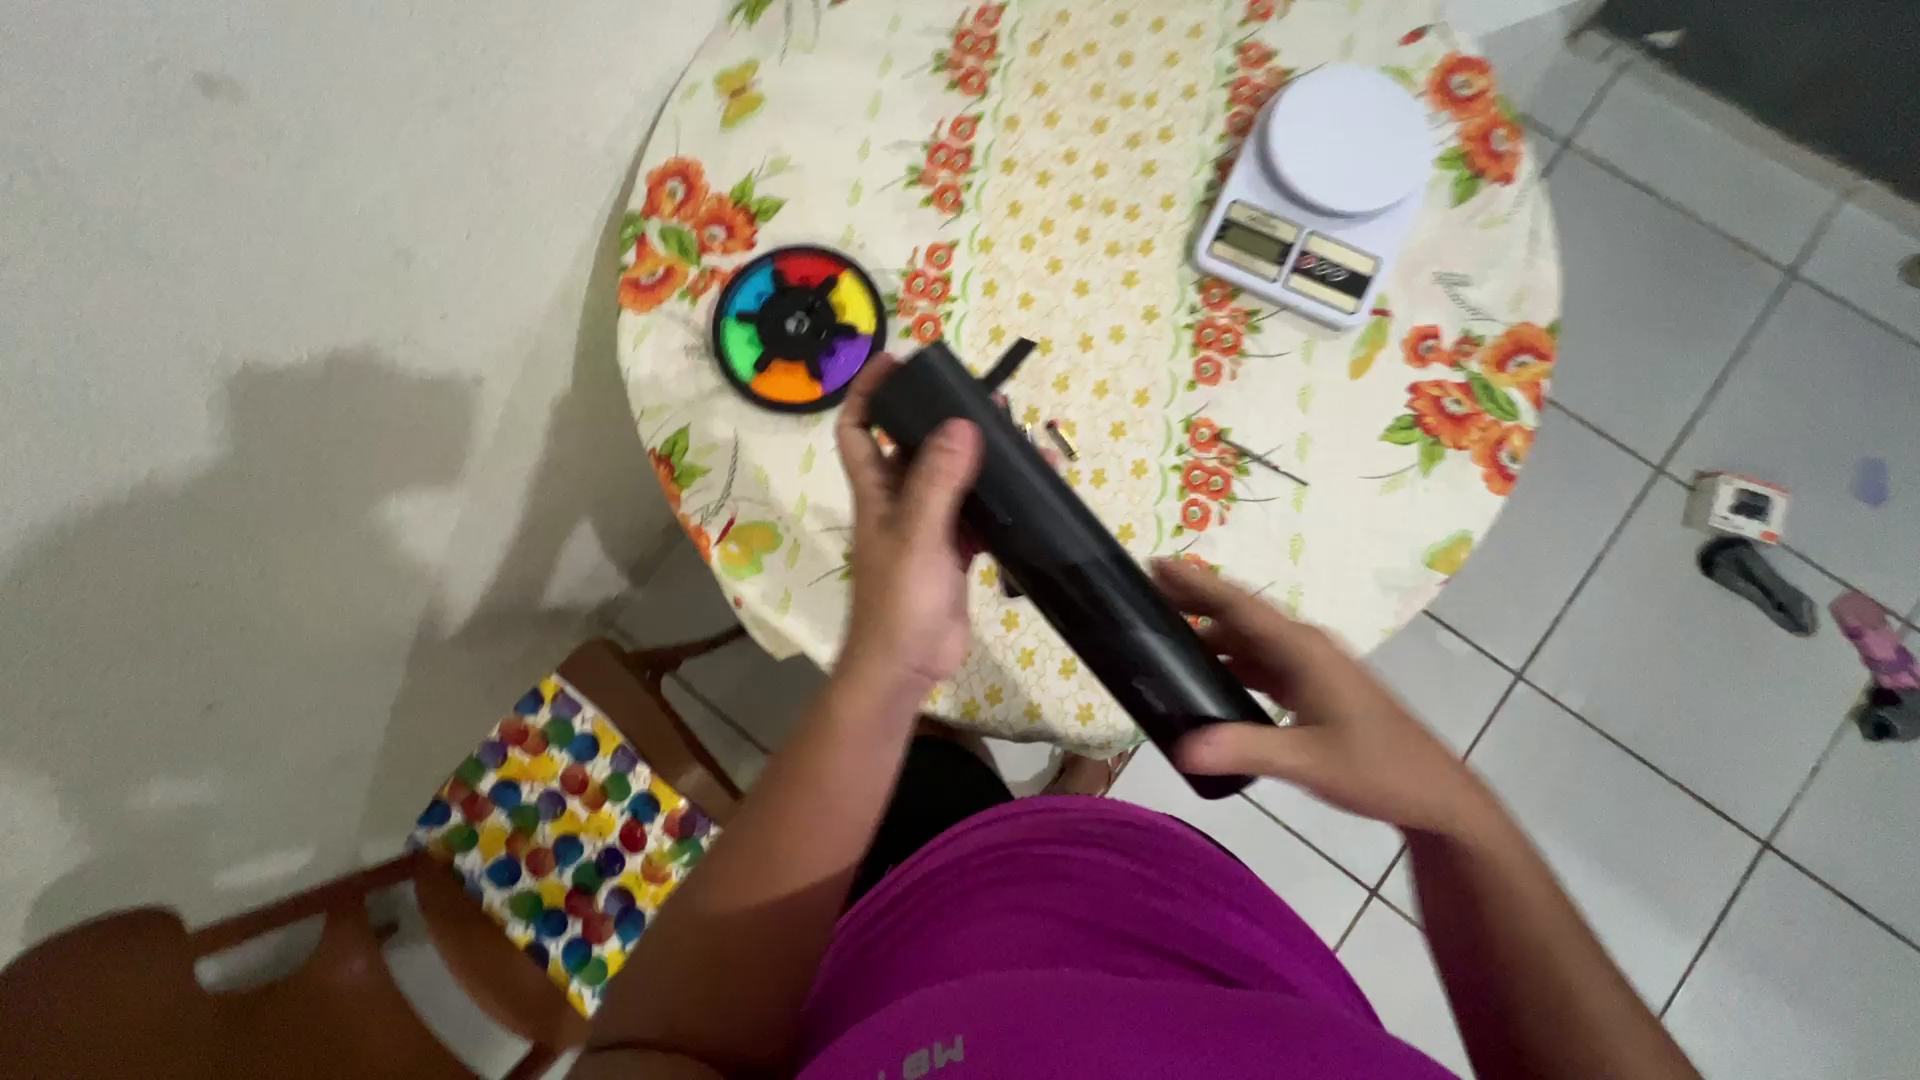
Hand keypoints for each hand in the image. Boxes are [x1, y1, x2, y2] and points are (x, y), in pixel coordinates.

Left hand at [834, 356, 983, 692]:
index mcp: (876, 490)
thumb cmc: (898, 600)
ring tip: (1016, 433)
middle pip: (916, 445)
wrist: (907, 665)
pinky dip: (998, 499)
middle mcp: (899, 500)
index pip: (859, 429)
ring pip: (953, 478)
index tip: (895, 363)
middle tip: (983, 397)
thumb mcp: (917, 535)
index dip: (868, 392)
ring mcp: (929, 526)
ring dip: (979, 457)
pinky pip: (977, 513)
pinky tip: (1026, 486)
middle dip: (943, 418)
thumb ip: (938, 481)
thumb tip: (962, 424)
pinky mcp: (955, 550)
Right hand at [1153, 558, 1497, 836]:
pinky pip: (1260, 663)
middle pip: (1241, 615)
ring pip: (1249, 639)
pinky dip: (1229, 661)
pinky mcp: (1311, 687)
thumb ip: (1246, 749)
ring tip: (1163, 632)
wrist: (1435, 794)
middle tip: (1145, 593)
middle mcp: (1305, 647)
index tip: (1156, 565)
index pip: (1240, 606)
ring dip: (1209, 633)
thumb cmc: (1379, 770)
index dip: (1197, 584)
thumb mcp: (1309, 761)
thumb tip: (1182, 749)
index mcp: (1304, 650)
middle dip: (1194, 601)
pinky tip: (1204, 674)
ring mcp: (1310, 666)